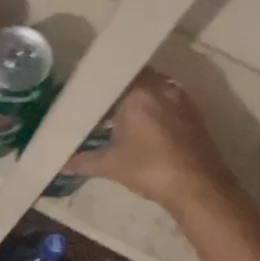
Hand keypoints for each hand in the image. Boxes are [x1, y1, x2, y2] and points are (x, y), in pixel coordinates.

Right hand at [67, 69, 236, 211]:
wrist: (198, 186)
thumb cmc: (150, 169)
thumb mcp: (110, 166)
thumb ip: (83, 161)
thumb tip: (62, 164)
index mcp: (139, 93)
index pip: (117, 74)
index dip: (102, 81)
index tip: (88, 90)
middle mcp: (162, 89)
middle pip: (138, 78)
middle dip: (121, 89)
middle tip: (103, 104)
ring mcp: (181, 100)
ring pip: (156, 89)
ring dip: (141, 99)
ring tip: (122, 117)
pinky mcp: (194, 115)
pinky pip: (169, 102)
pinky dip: (156, 109)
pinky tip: (145, 129)